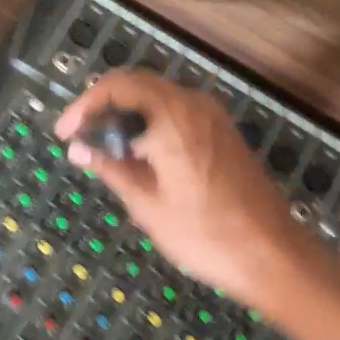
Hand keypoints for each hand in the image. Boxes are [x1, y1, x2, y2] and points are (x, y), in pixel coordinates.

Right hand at [55, 69, 308, 303]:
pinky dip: (150, 123)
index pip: (117, 85)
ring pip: (157, 97)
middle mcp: (193, 104)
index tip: (66, 134)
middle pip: (137, 84)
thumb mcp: (147, 205)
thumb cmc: (205, 234)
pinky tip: (139, 156)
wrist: (273, 255)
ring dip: (127, 115)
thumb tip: (80, 146)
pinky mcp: (221, 131)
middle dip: (103, 107)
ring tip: (104, 150)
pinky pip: (176, 112)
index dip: (84, 104)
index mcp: (172, 116)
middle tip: (81, 139)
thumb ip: (111, 166)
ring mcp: (212, 115)